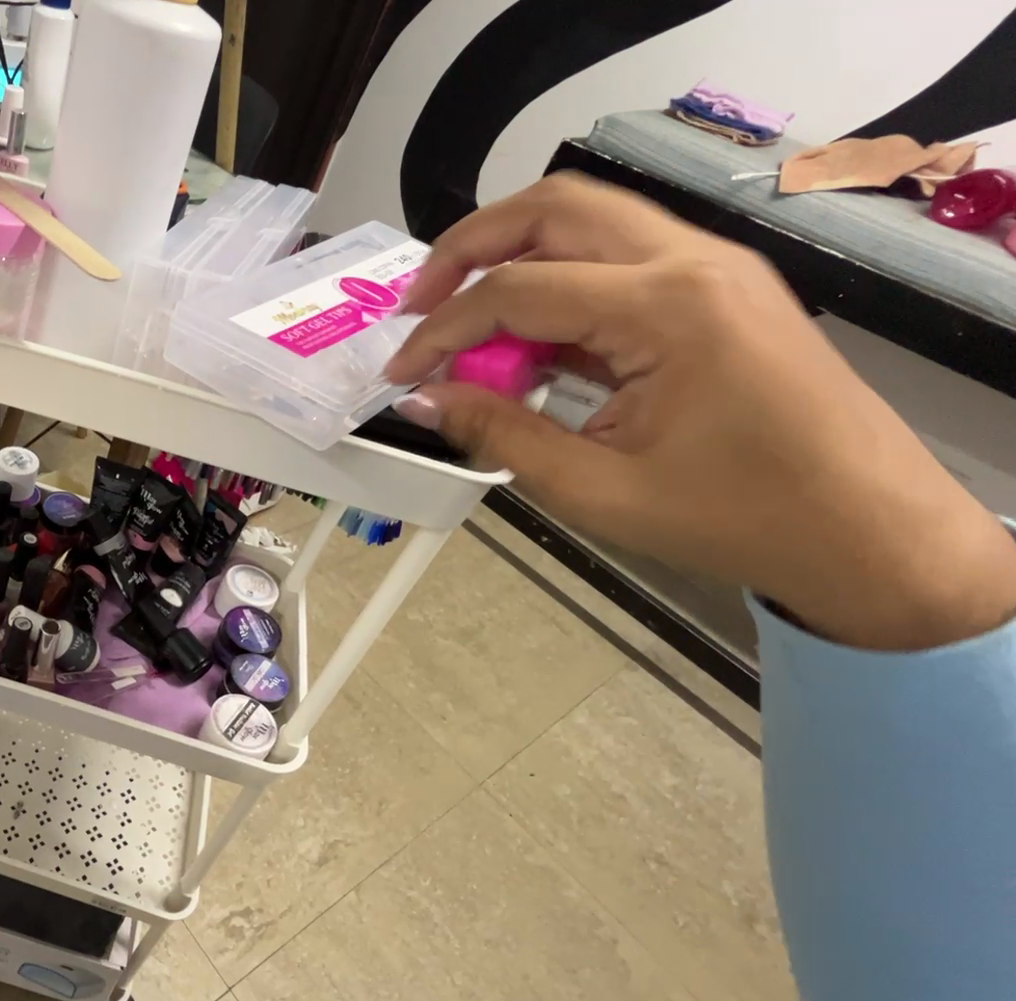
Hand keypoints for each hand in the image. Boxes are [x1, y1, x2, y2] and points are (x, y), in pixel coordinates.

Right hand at [388, 172, 1015, 650]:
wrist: (866, 529)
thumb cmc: (735, 517)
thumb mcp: (595, 488)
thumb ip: (498, 434)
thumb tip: (421, 399)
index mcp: (669, 309)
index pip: (518, 289)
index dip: (441, 330)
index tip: (398, 374)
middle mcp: (693, 262)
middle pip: (554, 207)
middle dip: (466, 249)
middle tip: (416, 308)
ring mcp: (710, 268)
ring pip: (584, 219)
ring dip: (508, 255)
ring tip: (457, 317)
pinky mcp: (713, 289)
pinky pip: (612, 259)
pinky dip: (550, 285)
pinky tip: (522, 342)